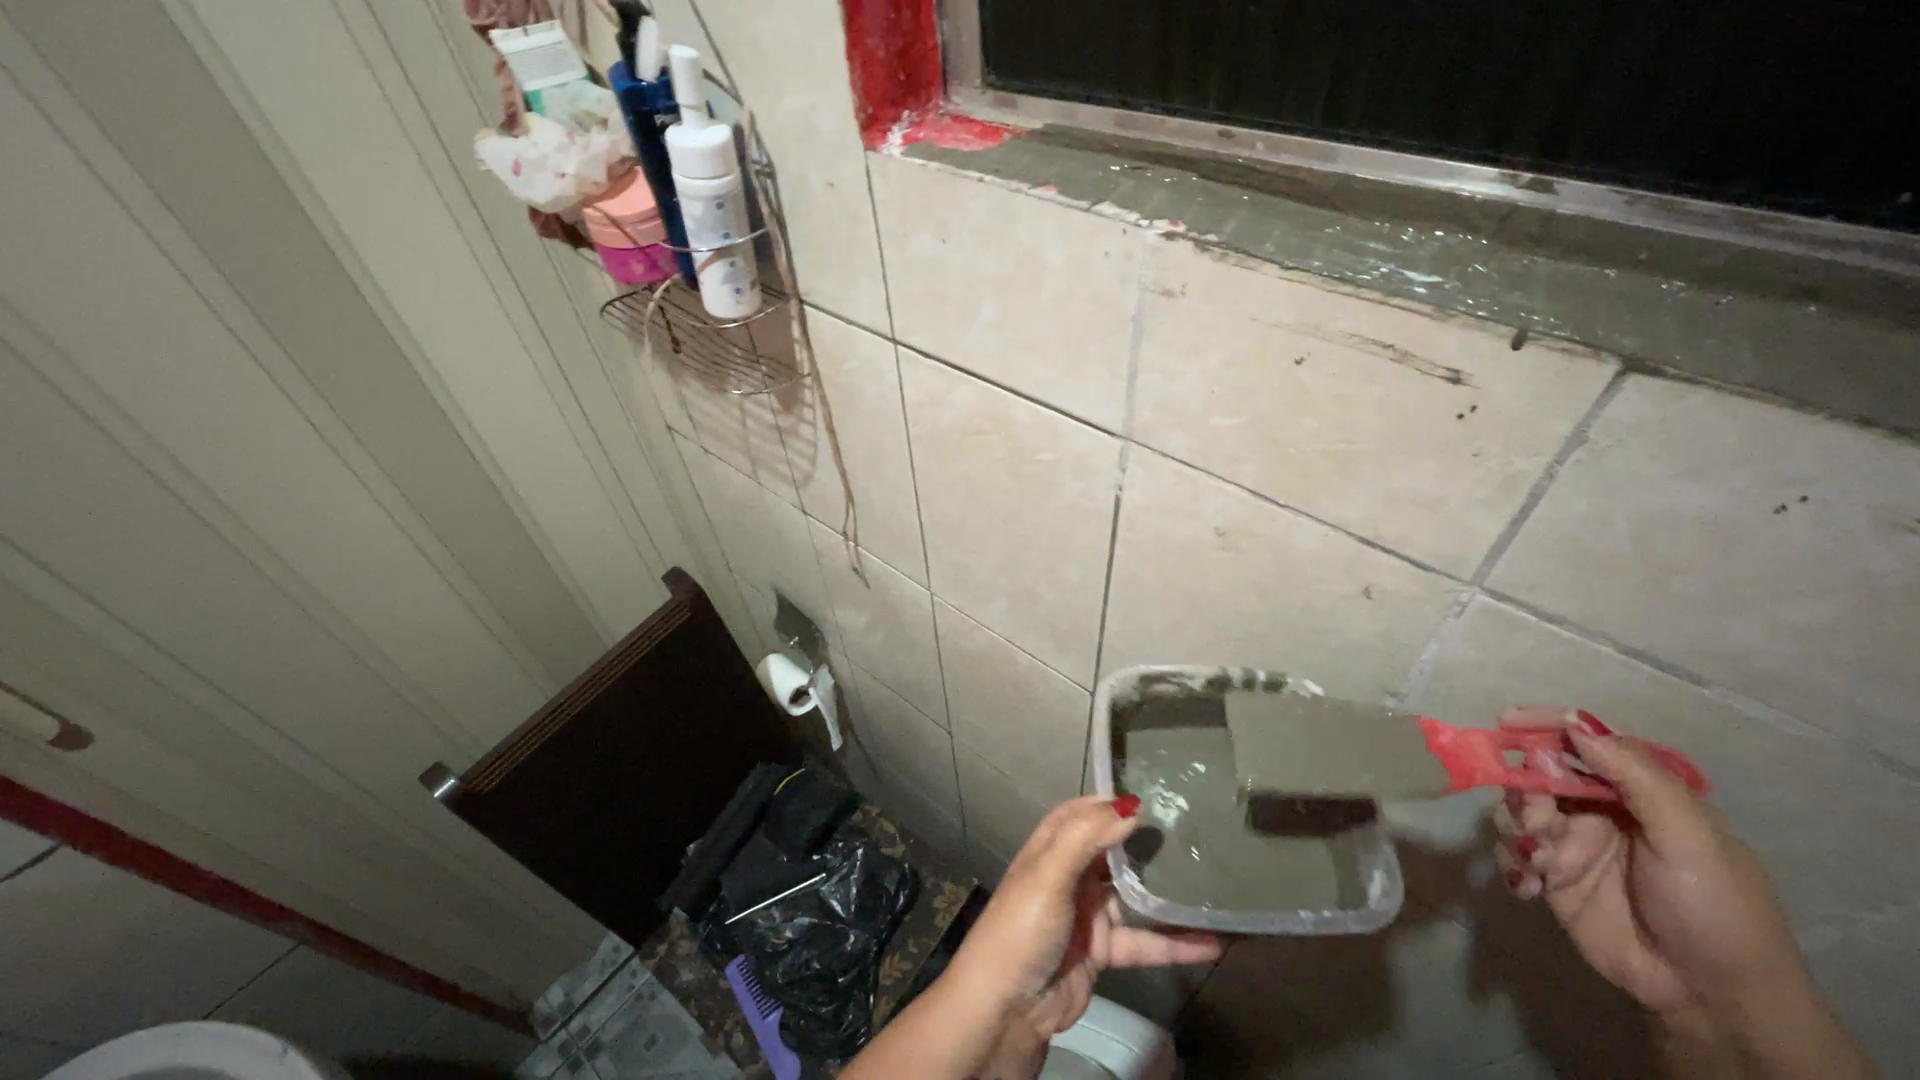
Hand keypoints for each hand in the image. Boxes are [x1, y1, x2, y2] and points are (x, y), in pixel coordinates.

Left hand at [945, 796, 1223, 1039]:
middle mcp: (1069, 877)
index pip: (1080, 815)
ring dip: (1168, 894)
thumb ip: (1086, 837)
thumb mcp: (1048, 875)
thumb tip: (1132, 804)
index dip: (1109, 803)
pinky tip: (1212, 942)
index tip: (1152, 793)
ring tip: (1212, 882)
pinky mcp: (1103, 952)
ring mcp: (1087, 916)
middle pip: (1113, 853)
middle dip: (1146, 843)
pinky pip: (1145, 942)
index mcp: (1049, 852)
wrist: (1006, 1010)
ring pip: (1135, 898)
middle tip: (1194, 831)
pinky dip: (1175, 943)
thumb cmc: (1021, 930)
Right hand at [1494, 707, 1805, 1015]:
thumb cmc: (1714, 907)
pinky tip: (1534, 886)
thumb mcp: (1690, 837)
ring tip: (1544, 864)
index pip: (1585, 742)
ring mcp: (1572, 844)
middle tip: (1537, 822)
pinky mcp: (1550, 879)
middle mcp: (1599, 810)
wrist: (1710, 994)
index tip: (1507, 722)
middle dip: (1526, 790)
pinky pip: (1510, 854)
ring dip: (1519, 831)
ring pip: (1516, 812)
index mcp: (1639, 791)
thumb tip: (1575, 723)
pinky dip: (1513, 864)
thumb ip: (1636, 776)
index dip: (1546, 726)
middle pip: (1538, 775)